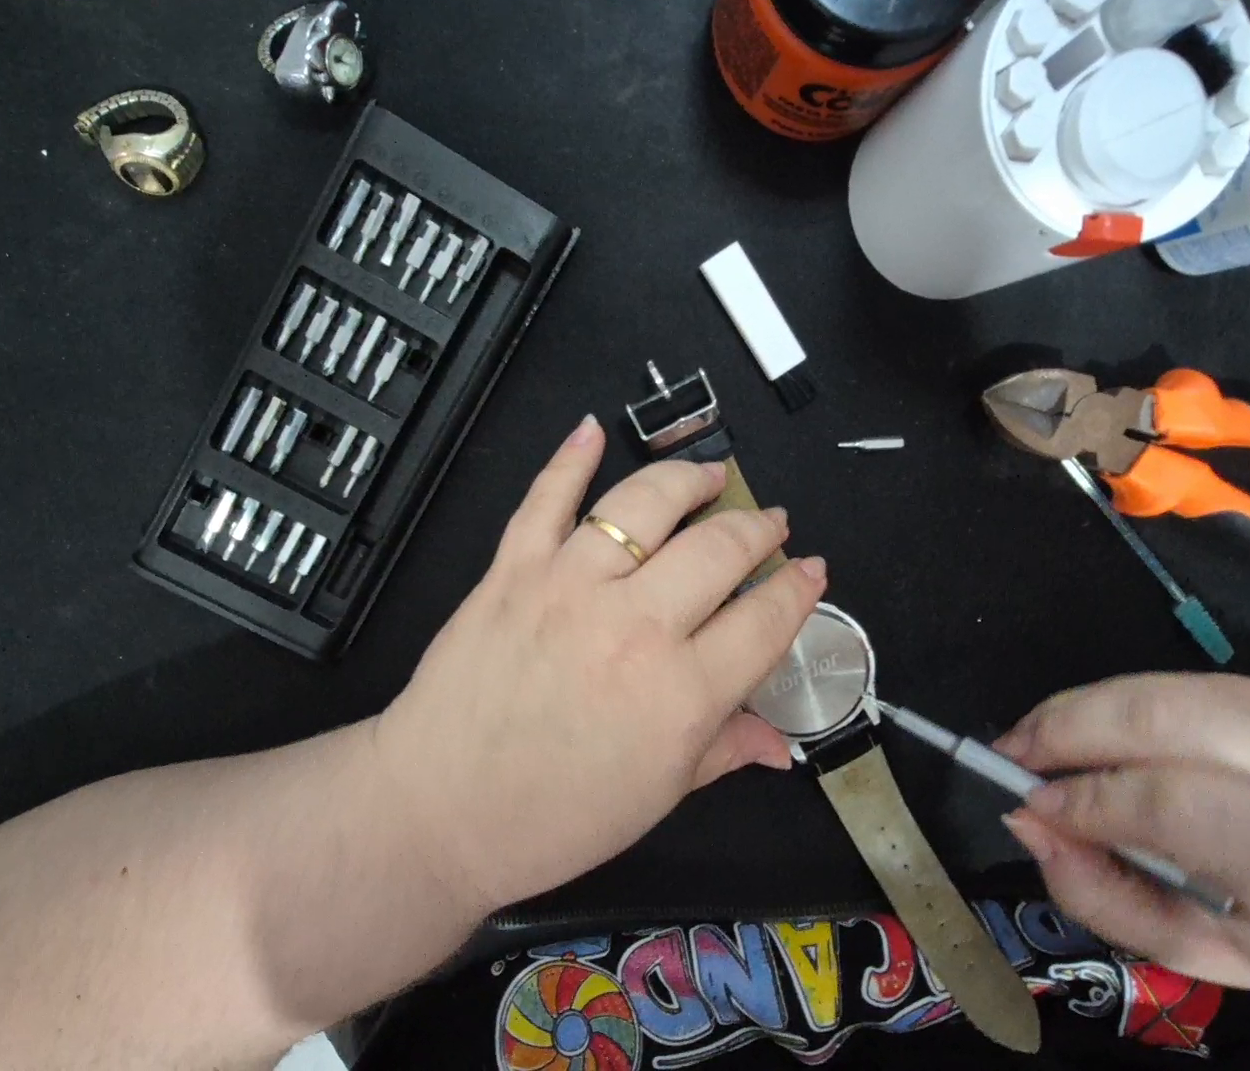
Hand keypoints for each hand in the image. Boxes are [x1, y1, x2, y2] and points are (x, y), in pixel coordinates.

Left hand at [373, 415, 827, 914]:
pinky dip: (569, 459)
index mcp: (681, 693)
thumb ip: (723, 750)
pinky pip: (546, 500)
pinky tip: (591, 431)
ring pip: (644, 505)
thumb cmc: (550, 818)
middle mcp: (633, 626)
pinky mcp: (512, 572)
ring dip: (687, 480)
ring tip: (710, 475)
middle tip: (769, 521)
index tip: (810, 571)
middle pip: (719, 549)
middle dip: (757, 527)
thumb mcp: (657, 796)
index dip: (798, 589)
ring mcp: (568, 588)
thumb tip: (777, 742)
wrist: (439, 809)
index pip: (765, 620)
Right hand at [994, 673, 1249, 993]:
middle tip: (1009, 755)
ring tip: (1027, 738)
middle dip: (1070, 731)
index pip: (1187, 810)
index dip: (1097, 801)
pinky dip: (1100, 701)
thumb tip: (1030, 826)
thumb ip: (1108, 899)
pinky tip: (1072, 727)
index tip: (1031, 806)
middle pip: (1169, 723)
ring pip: (1157, 689)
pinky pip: (1161, 682)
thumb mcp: (1206, 955)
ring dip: (1074, 707)